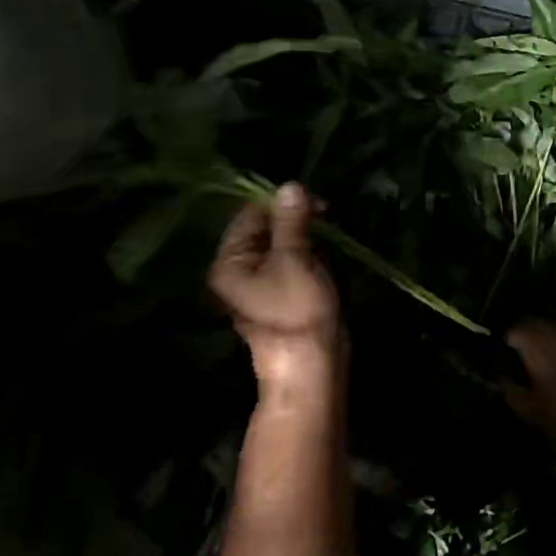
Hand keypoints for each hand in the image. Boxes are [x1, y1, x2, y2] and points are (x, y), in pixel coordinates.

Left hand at [209, 183, 342, 393]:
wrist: (312, 370)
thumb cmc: (298, 313)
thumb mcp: (296, 260)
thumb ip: (292, 221)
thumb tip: (290, 185)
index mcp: (229, 262)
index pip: (251, 215)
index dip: (282, 203)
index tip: (317, 203)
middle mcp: (236, 270)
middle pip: (263, 229)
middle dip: (294, 220)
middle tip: (325, 217)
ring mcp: (256, 284)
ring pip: (279, 245)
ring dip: (303, 237)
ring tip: (326, 237)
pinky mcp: (277, 294)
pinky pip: (287, 262)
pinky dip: (305, 254)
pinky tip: (323, 255)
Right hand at [505, 320, 555, 445]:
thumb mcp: (530, 411)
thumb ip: (515, 398)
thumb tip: (503, 388)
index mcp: (537, 360)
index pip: (523, 338)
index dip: (514, 335)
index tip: (508, 339)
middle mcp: (554, 350)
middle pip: (541, 330)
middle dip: (529, 326)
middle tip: (521, 330)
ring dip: (551, 326)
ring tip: (543, 325)